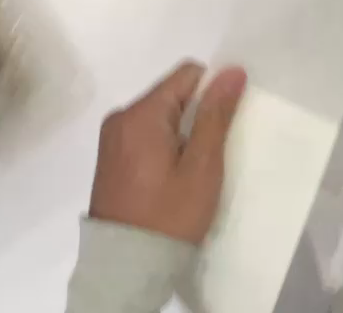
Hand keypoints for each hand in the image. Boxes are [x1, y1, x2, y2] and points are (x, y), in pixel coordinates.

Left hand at [89, 62, 246, 244]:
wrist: (125, 273)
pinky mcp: (110, 159)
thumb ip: (215, 114)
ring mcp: (112, 139)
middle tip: (209, 153)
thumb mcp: (202, 166)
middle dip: (196, 114)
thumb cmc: (168, 216)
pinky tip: (171, 176)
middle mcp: (121, 117)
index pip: (187, 74)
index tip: (223, 124)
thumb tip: (232, 70)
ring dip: (181, 131)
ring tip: (191, 169)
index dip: (212, 91)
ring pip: (160, 114)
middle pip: (173, 93)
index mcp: (141, 113)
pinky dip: (164, 145)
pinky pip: (146, 134)